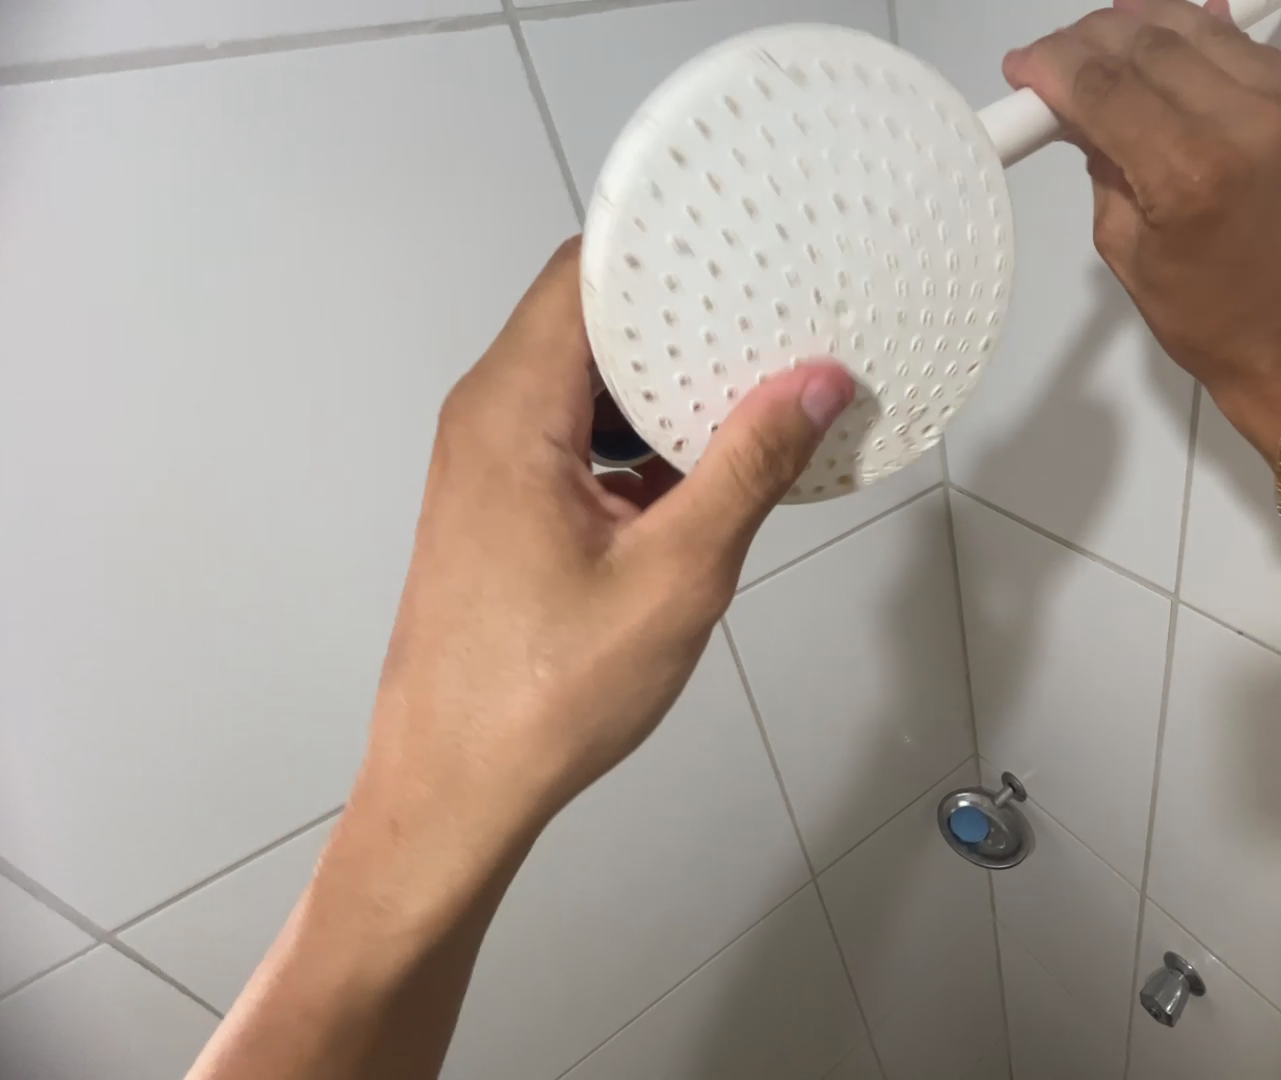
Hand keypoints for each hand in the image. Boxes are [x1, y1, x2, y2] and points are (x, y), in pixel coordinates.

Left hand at [352, 237, 854, 875]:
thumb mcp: (678, 571)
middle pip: (591, 324)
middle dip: (685, 318)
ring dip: (672, 385)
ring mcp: (498, 463)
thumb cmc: (559, 686)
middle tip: (779, 317)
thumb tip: (820, 381)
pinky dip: (648, 437)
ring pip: (593, 384)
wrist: (460, 789)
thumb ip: (748, 466)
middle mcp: (493, 416)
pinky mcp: (514, 505)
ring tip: (762, 384)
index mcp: (514, 409)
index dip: (666, 253)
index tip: (750, 249)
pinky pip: (587, 437)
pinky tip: (713, 461)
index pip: (587, 278)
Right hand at [1005, 0, 1280, 451]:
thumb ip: (1102, 170)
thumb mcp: (1125, 252)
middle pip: (1154, 43)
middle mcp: (1253, 125)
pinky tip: (1171, 47)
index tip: (1023, 66)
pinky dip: (1204, 45)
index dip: (1054, 66)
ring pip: (1206, 31)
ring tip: (1107, 35)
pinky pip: (1253, 54)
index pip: (1107, 89)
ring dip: (1145, 26)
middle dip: (1092, 37)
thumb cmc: (1203, 319)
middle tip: (1059, 51)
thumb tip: (1082, 113)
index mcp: (1190, 177)